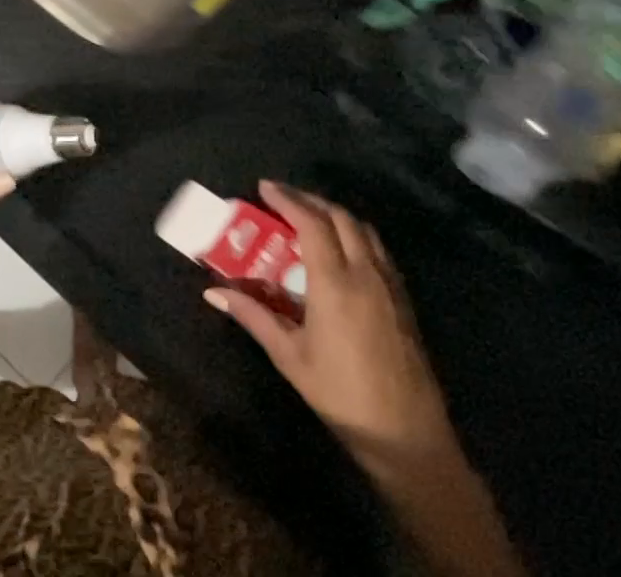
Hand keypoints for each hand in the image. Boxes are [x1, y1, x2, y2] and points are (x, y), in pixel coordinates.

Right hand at [205, 182, 456, 471]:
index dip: (288, 200)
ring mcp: (390, 288)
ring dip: (335, 216)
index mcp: (336, 284)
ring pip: (365, 233)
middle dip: (311, 201)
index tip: (263, 187)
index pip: (313, 225)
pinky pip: (378, 252)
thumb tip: (214, 292)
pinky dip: (354, 236)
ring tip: (306, 218)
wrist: (405, 432)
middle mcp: (367, 276)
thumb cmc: (338, 392)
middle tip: (281, 199)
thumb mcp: (287, 354)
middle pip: (343, 219)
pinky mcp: (402, 302)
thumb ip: (253, 315)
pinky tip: (337, 252)